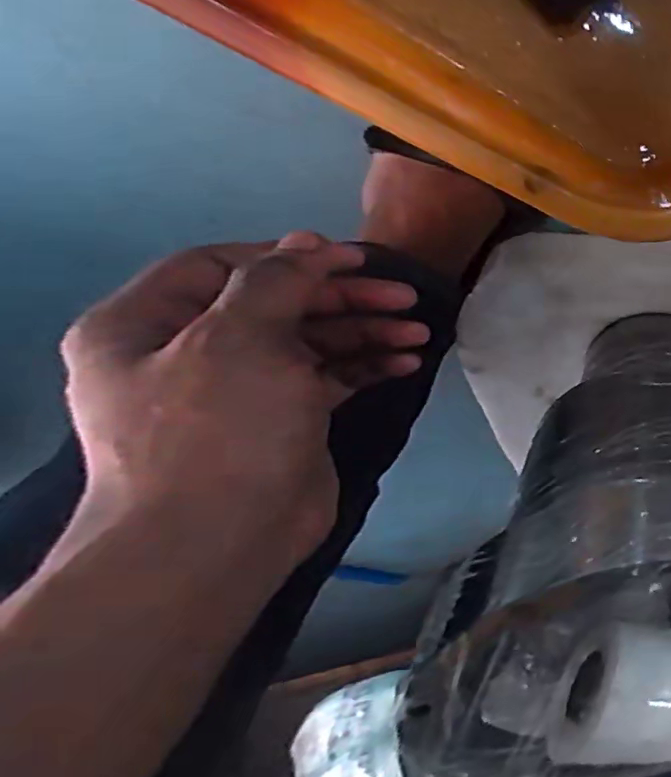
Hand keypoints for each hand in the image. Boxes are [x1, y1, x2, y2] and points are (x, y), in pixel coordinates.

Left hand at [56, 233, 426, 572]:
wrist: (219, 533)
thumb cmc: (218, 428)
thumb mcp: (239, 339)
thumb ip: (276, 281)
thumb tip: (309, 243)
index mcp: (144, 325)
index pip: (218, 265)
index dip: (290, 257)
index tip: (358, 261)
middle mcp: (187, 351)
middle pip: (277, 303)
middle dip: (345, 298)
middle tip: (407, 299)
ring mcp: (239, 388)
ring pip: (310, 340)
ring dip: (367, 332)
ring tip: (421, 334)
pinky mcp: (283, 417)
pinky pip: (329, 376)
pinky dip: (368, 366)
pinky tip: (407, 364)